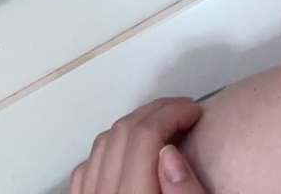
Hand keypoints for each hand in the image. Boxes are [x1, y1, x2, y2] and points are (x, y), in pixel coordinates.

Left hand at [70, 97, 206, 193]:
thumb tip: (170, 152)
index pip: (144, 137)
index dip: (172, 113)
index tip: (196, 112)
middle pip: (122, 134)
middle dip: (156, 111)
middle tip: (184, 110)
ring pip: (101, 144)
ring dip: (132, 125)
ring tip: (163, 127)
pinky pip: (85, 170)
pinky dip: (107, 151)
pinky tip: (128, 155)